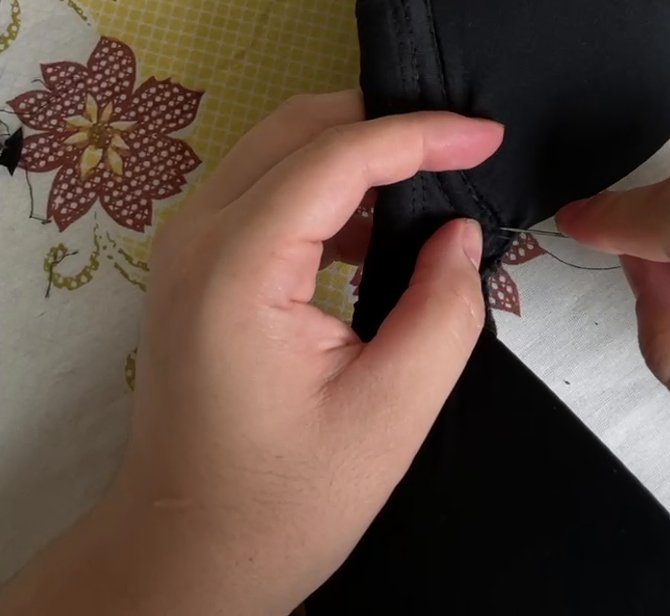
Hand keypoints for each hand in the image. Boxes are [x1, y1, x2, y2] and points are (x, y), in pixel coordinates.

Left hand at [0, 93, 499, 615]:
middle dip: (383, 120)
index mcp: (237, 265)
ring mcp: (187, 239)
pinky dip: (324, 182)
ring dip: (353, 147)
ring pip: (278, 146)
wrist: (183, 550)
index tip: (485, 134)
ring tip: (426, 176)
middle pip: (297, 128)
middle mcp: (197, 231)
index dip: (418, 133)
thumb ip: (442, 313)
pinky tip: (370, 225)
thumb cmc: (282, 500)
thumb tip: (460, 231)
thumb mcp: (388, 416)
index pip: (335, 156)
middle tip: (458, 142)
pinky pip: (265, 185)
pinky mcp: (195, 257)